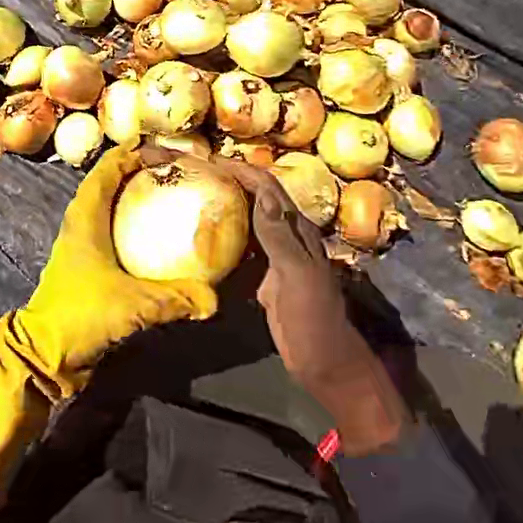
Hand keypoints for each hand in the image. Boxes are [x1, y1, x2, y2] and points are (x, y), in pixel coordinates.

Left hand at [0, 143, 219, 502]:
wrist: (43, 356)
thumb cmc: (79, 317)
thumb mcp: (132, 305)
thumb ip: (175, 298)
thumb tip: (214, 298)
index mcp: (85, 217)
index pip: (108, 168)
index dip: (134, 153)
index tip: (166, 151)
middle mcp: (81, 223)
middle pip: (111, 182)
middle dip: (140, 171)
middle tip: (176, 172)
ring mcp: (82, 243)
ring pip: (111, 206)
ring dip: (136, 197)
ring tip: (171, 196)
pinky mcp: (87, 264)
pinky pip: (114, 231)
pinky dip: (134, 225)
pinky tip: (160, 237)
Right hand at [216, 160, 409, 455]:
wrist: (325, 363)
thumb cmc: (314, 319)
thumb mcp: (297, 275)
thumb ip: (279, 236)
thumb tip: (261, 195)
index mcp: (298, 230)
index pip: (268, 188)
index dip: (243, 170)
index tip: (212, 160)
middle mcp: (288, 236)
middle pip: (259, 197)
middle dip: (234, 179)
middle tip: (198, 171)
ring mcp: (278, 256)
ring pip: (251, 219)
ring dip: (230, 201)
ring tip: (198, 191)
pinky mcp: (268, 276)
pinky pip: (246, 246)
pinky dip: (228, 232)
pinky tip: (207, 234)